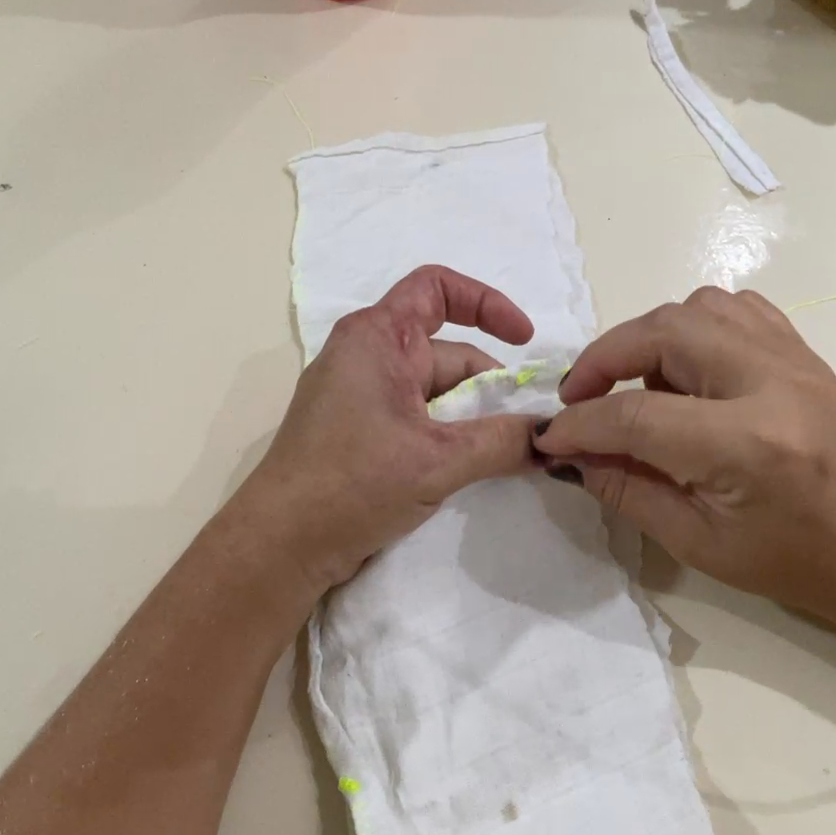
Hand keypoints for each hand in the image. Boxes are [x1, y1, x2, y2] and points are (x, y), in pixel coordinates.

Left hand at [228, 265, 541, 593]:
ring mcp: (361, 400)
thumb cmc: (352, 484)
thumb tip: (553, 437)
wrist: (282, 545)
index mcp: (376, 338)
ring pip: (435, 395)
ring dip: (472, 420)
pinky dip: (449, 439)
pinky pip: (418, 423)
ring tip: (507, 457)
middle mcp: (367, 358)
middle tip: (527, 432)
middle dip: (489, 388)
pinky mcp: (360, 437)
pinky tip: (473, 470)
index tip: (525, 342)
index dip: (488, 304)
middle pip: (446, 353)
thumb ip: (502, 442)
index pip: (438, 289)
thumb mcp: (437, 461)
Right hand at [533, 286, 835, 625]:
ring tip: (633, 385)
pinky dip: (691, 328)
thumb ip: (625, 487)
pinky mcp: (800, 352)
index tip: (550, 438)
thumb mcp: (692, 540)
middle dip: (603, 359)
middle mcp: (771, 385)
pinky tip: (680, 369)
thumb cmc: (784, 559)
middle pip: (664, 332)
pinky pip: (733, 310)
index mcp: (747, 446)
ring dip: (647, 339)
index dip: (580, 424)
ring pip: (698, 308)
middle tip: (578, 398)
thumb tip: (570, 452)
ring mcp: (793, 359)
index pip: (636, 415)